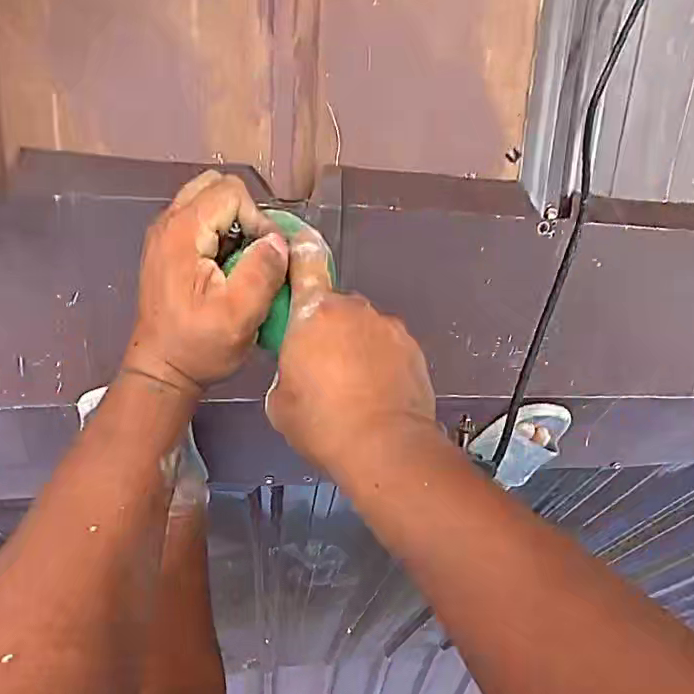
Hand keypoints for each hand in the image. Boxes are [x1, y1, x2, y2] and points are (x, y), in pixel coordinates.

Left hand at [123, 171, 287, 394]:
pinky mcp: (169, 250)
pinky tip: (232, 269)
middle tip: (258, 253)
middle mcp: (168, 224)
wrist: (162, 369)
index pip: (232, 193)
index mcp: (182, 233)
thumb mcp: (240, 315)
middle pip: (217, 186)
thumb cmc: (199, 346)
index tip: (268, 259)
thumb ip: (262, 272)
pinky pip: (202, 222)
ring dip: (237, 224)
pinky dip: (224, 235)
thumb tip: (280, 242)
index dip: (259, 220)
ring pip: (209, 201)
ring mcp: (165, 235)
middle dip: (248, 214)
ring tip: (248, 262)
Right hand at [266, 235, 438, 475]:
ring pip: (365, 329)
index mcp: (313, 313)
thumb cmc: (326, 425)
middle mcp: (355, 311)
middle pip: (335, 307)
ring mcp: (389, 329)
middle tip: (320, 364)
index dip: (298, 254)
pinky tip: (375, 393)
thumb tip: (297, 373)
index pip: (304, 265)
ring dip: (357, 347)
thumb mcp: (280, 402)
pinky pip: (389, 348)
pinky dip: (382, 363)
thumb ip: (285, 371)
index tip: (296, 247)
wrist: (385, 447)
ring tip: (352, 388)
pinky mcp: (413, 351)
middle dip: (327, 328)